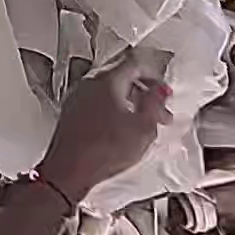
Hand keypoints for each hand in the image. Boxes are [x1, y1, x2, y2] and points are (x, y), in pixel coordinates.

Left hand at [36, 48, 173, 204]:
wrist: (69, 169)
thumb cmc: (102, 150)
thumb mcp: (143, 128)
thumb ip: (155, 104)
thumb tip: (160, 91)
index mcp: (106, 80)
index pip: (135, 64)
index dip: (155, 77)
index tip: (165, 93)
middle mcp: (88, 83)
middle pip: (121, 75)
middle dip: (144, 92)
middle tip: (159, 111)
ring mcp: (76, 96)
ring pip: (108, 89)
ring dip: (129, 101)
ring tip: (142, 123)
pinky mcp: (70, 111)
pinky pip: (96, 101)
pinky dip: (112, 108)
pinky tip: (120, 128)